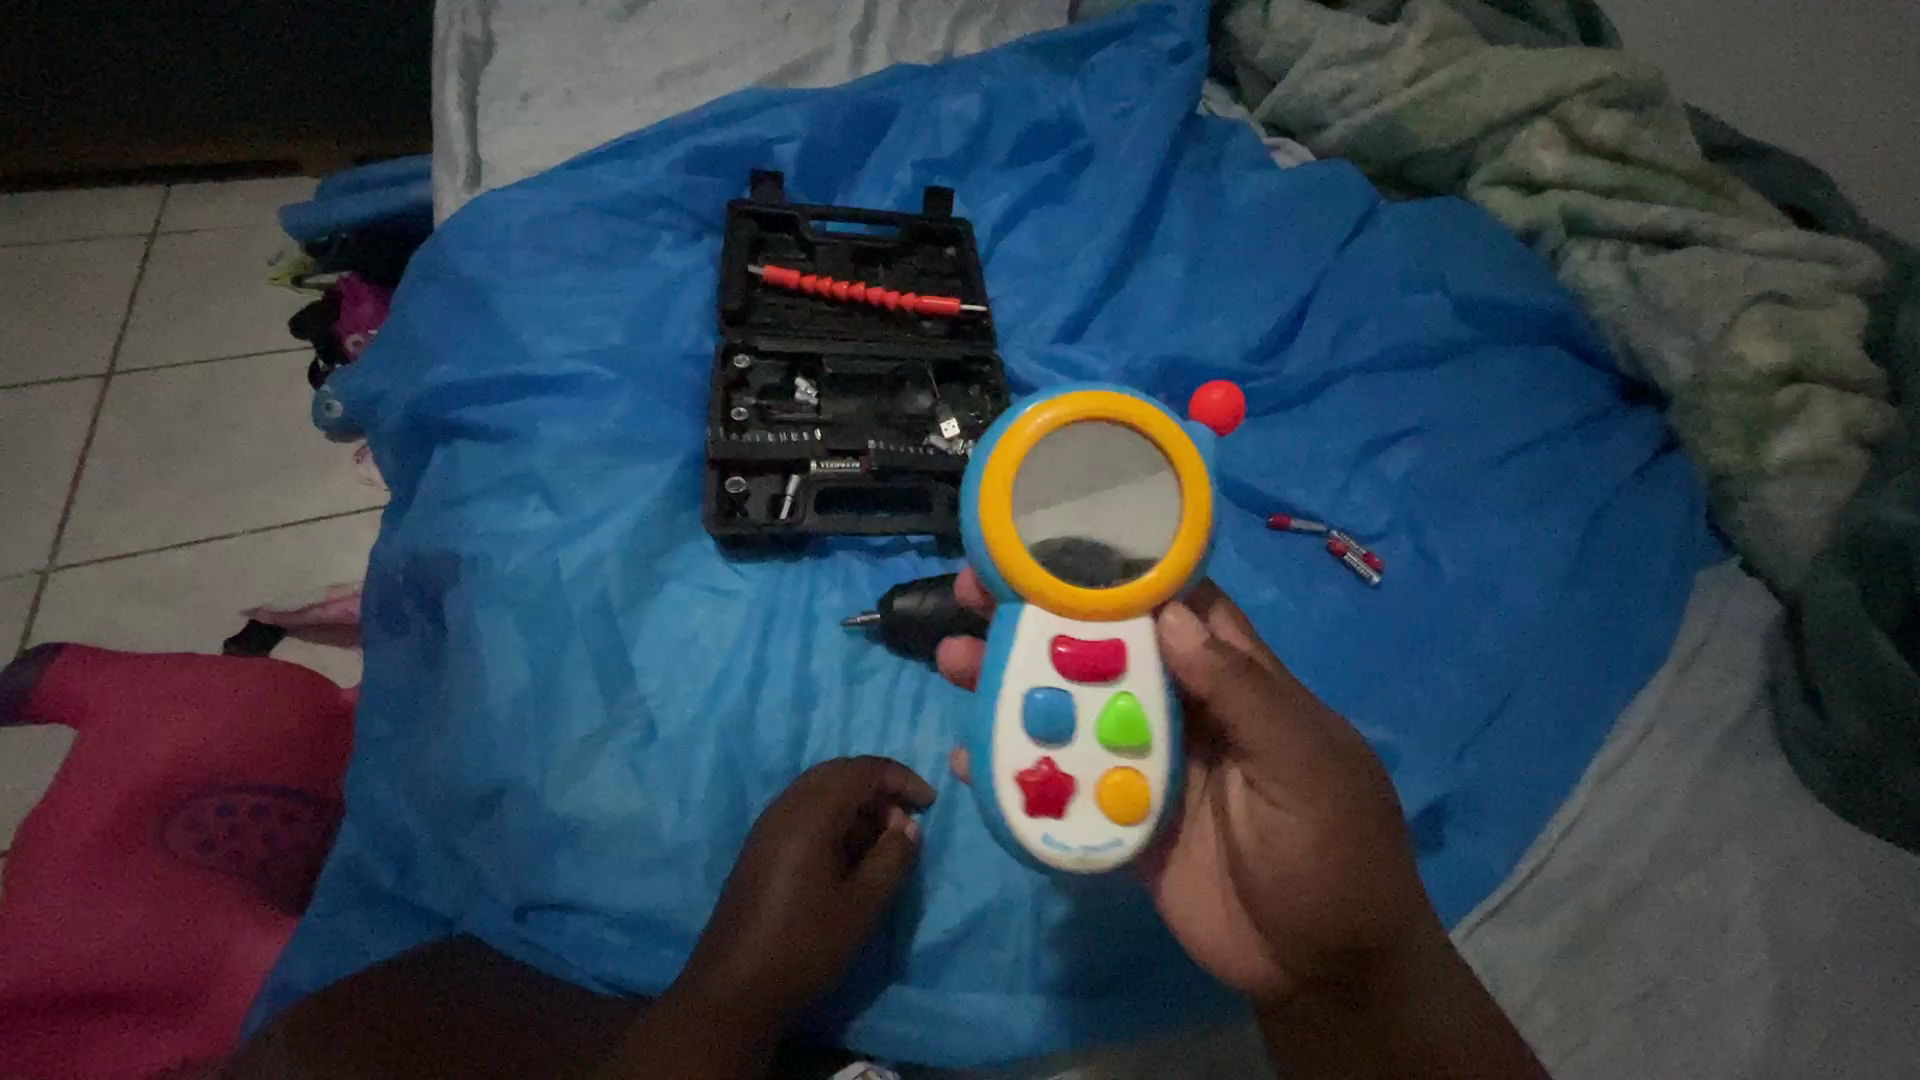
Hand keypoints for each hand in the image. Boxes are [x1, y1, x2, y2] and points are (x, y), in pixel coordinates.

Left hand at [676, 757, 935, 1026]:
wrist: (732, 992)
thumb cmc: (803, 947)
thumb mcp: (861, 906)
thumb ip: (892, 859)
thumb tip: (909, 826)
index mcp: (809, 814)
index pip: (862, 770)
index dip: (900, 778)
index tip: (929, 803)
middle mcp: (785, 808)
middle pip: (839, 773)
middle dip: (879, 788)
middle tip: (908, 818)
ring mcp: (769, 826)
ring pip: (821, 791)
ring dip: (858, 804)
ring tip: (885, 841)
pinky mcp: (762, 847)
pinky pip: (806, 812)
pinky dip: (836, 818)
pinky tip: (852, 855)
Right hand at [936, 572, 1441, 1004]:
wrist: (1323, 971)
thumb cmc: (1332, 852)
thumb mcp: (1303, 765)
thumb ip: (1242, 693)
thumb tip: (1169, 616)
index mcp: (1230, 678)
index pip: (1170, 602)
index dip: (1115, 569)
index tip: (1051, 544)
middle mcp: (1178, 707)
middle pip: (1100, 649)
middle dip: (1040, 617)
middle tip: (974, 592)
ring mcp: (1142, 760)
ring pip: (1070, 708)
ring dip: (1012, 683)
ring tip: (953, 657)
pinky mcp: (1116, 812)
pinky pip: (1059, 780)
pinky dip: (1015, 768)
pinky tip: (969, 757)